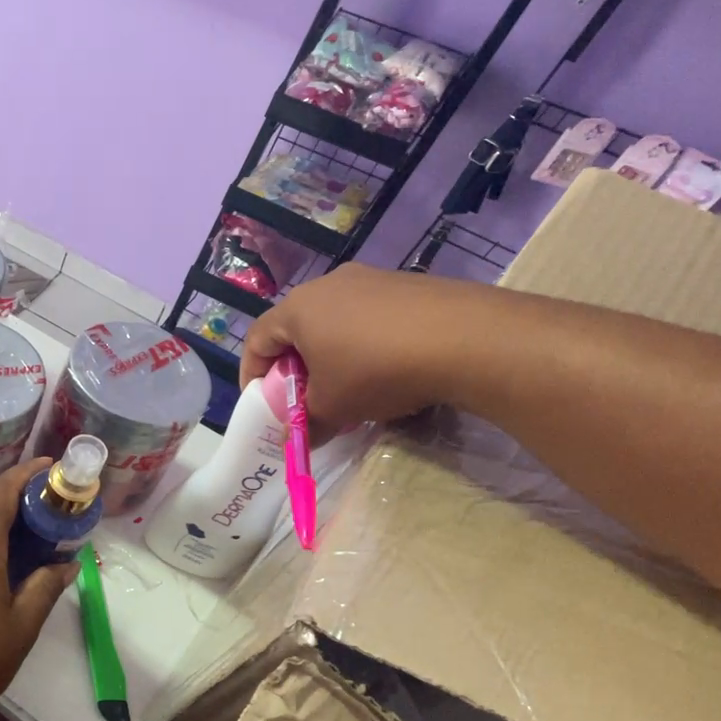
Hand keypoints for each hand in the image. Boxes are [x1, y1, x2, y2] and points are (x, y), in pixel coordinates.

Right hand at [240, 265, 498, 434]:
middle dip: (295, 365)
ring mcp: (373, 280)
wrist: (469, 339)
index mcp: (297, 309)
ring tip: (351, 386)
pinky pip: (373, 317)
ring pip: (336, 321)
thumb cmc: (376, 371)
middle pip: (296, 327)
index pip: (257, 339)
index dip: (252, 373)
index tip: (261, 401)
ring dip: (333, 354)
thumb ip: (306, 425)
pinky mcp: (410, 284)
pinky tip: (390, 369)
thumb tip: (294, 441)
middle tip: (305, 396)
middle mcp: (329, 285)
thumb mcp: (333, 409)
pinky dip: (368, 343)